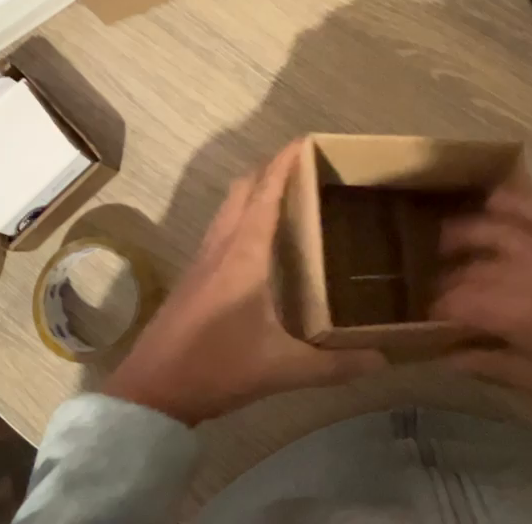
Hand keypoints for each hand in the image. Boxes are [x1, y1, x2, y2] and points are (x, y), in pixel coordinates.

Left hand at [103, 141, 386, 424]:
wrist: (151, 391)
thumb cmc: (216, 367)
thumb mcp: (282, 369)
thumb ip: (334, 365)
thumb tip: (381, 359)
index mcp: (245, 253)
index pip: (267, 191)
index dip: (285, 162)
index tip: (307, 140)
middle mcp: (222, 245)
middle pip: (244, 189)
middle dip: (271, 169)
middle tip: (306, 169)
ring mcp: (203, 259)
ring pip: (229, 206)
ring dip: (254, 191)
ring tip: (288, 196)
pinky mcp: (194, 275)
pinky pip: (222, 227)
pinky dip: (242, 214)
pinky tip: (259, 240)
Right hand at [433, 184, 531, 466]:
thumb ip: (490, 363)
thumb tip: (447, 356)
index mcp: (518, 313)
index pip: (459, 300)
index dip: (438, 310)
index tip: (428, 322)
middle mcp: (530, 271)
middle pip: (473, 263)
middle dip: (448, 277)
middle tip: (438, 291)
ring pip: (497, 225)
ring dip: (468, 230)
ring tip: (449, 242)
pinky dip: (511, 203)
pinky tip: (494, 206)